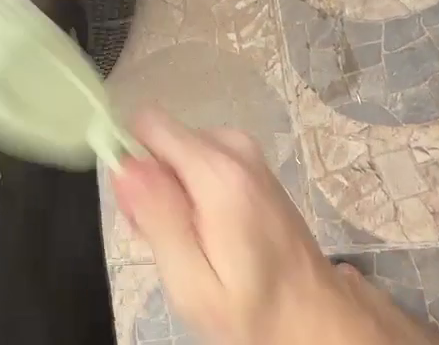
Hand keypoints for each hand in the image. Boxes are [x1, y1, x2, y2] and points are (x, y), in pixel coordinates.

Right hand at [110, 110, 438, 344]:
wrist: (315, 314)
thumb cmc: (252, 307)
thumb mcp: (193, 281)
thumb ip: (157, 218)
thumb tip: (123, 165)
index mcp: (217, 170)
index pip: (148, 124)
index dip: (133, 163)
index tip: (139, 209)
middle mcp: (233, 145)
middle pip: (162, 140)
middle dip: (152, 183)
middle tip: (167, 240)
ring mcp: (245, 149)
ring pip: (178, 150)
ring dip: (172, 190)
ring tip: (192, 241)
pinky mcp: (250, 159)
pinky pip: (199, 157)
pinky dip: (193, 188)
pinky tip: (209, 230)